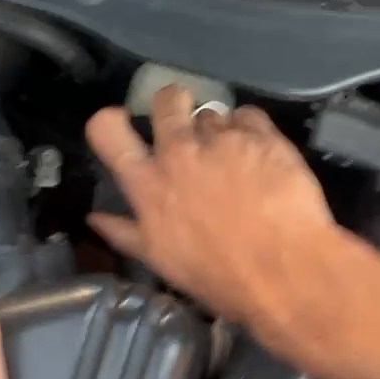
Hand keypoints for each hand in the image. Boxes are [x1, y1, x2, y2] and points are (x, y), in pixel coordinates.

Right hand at [86, 87, 344, 332]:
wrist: (285, 273)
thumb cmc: (220, 278)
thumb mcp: (162, 262)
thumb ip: (125, 233)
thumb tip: (94, 218)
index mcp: (148, 185)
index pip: (107, 130)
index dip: (112, 121)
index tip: (125, 124)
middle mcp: (180, 152)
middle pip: (166, 100)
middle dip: (174, 105)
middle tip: (190, 129)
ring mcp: (223, 140)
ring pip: (213, 113)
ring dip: (220, 130)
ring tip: (237, 161)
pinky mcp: (263, 136)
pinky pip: (249, 116)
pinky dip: (252, 131)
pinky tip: (262, 157)